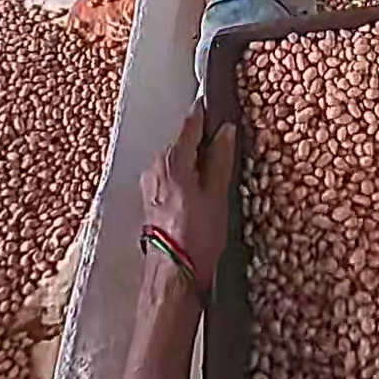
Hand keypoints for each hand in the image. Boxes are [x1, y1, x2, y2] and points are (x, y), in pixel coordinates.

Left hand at [142, 102, 237, 292]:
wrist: (172, 276)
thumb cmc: (197, 236)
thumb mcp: (217, 194)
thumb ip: (220, 158)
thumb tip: (225, 129)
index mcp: (172, 160)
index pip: (190, 124)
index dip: (206, 111)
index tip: (219, 102)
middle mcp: (155, 166)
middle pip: (182, 140)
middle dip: (204, 137)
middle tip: (228, 138)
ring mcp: (149, 183)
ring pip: (177, 157)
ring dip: (196, 156)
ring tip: (220, 166)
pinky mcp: (151, 198)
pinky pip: (171, 173)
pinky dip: (187, 171)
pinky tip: (203, 185)